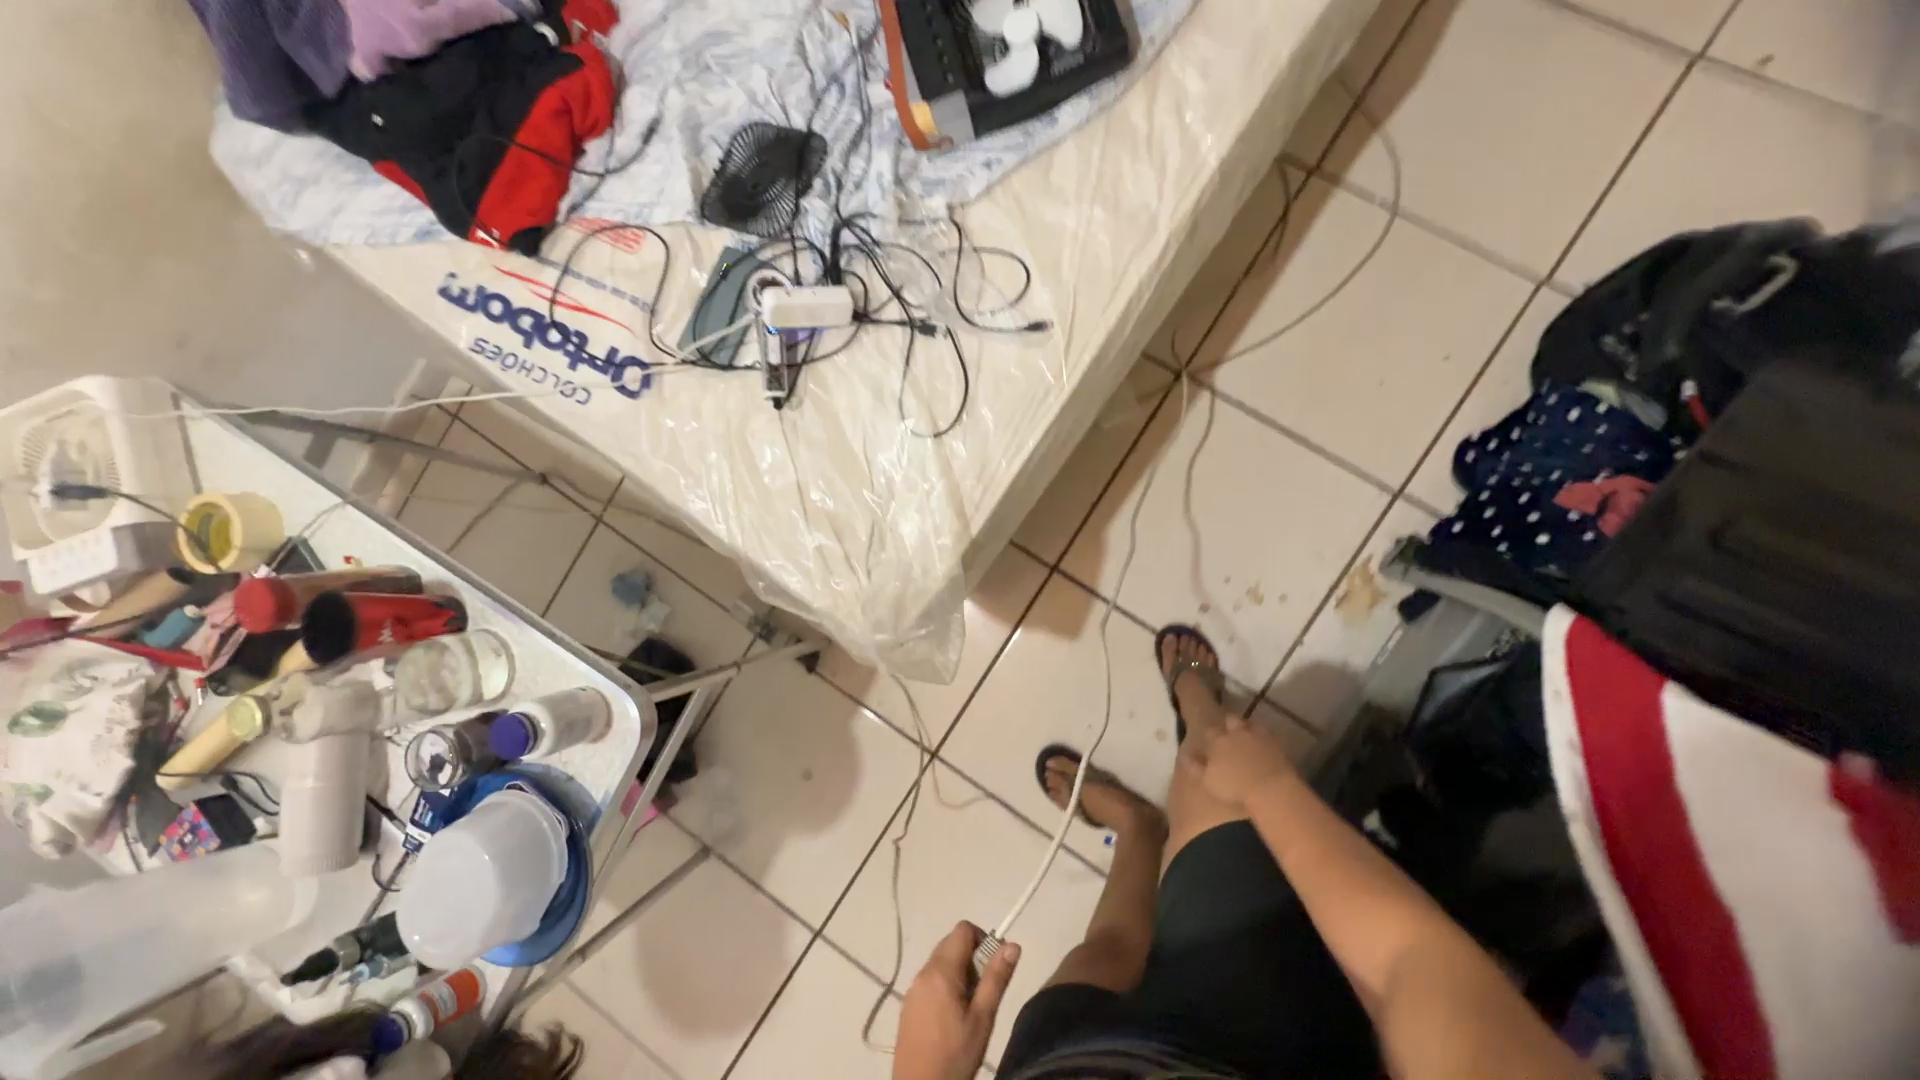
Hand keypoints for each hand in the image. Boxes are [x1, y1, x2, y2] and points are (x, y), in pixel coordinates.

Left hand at [893, 922, 1019, 1079]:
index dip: (983, 939)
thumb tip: (1012, 944)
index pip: (963, 929)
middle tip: (985, 992)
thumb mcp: (983, 1019)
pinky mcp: (908, 1005)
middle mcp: (923, 973)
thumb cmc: (955, 1056)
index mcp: (941, 971)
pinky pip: (930, 980)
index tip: (994, 967)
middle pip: (951, 944)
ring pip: (941, 962)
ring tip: (971, 1008)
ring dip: (960, 972)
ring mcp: (912, 989)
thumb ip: (996, 978)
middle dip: (973, 958)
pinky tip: (953, 1018)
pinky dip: (946, 985)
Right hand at [1181, 713, 1299, 805]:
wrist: (1269, 789)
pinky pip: (1266, 731)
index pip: (1209, 730)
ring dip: (1245, 726)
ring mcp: (1255, 734)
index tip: (1209, 738)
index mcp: (1216, 740)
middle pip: (1229, 719)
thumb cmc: (1234, 788)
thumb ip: (1195, 766)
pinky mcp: (1273, 740)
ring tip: (1245, 734)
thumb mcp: (1208, 781)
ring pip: (1248, 722)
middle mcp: (1235, 732)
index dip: (1209, 734)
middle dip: (1228, 724)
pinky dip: (1262, 734)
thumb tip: (1184, 755)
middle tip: (1228, 732)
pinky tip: (1262, 741)